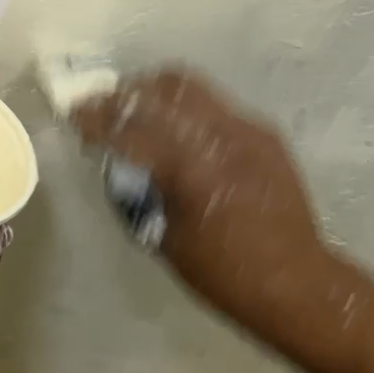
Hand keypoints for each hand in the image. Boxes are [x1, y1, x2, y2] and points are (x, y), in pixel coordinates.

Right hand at [71, 71, 328, 325]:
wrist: (299, 284)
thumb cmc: (223, 274)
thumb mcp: (162, 236)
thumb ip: (138, 190)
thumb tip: (119, 162)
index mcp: (189, 167)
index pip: (130, 127)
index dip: (95, 118)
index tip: (74, 116)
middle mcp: (219, 136)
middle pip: (161, 88)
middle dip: (126, 93)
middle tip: (105, 106)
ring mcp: (246, 129)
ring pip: (191, 88)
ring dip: (157, 93)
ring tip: (139, 109)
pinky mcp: (265, 133)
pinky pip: (217, 107)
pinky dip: (189, 112)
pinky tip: (183, 134)